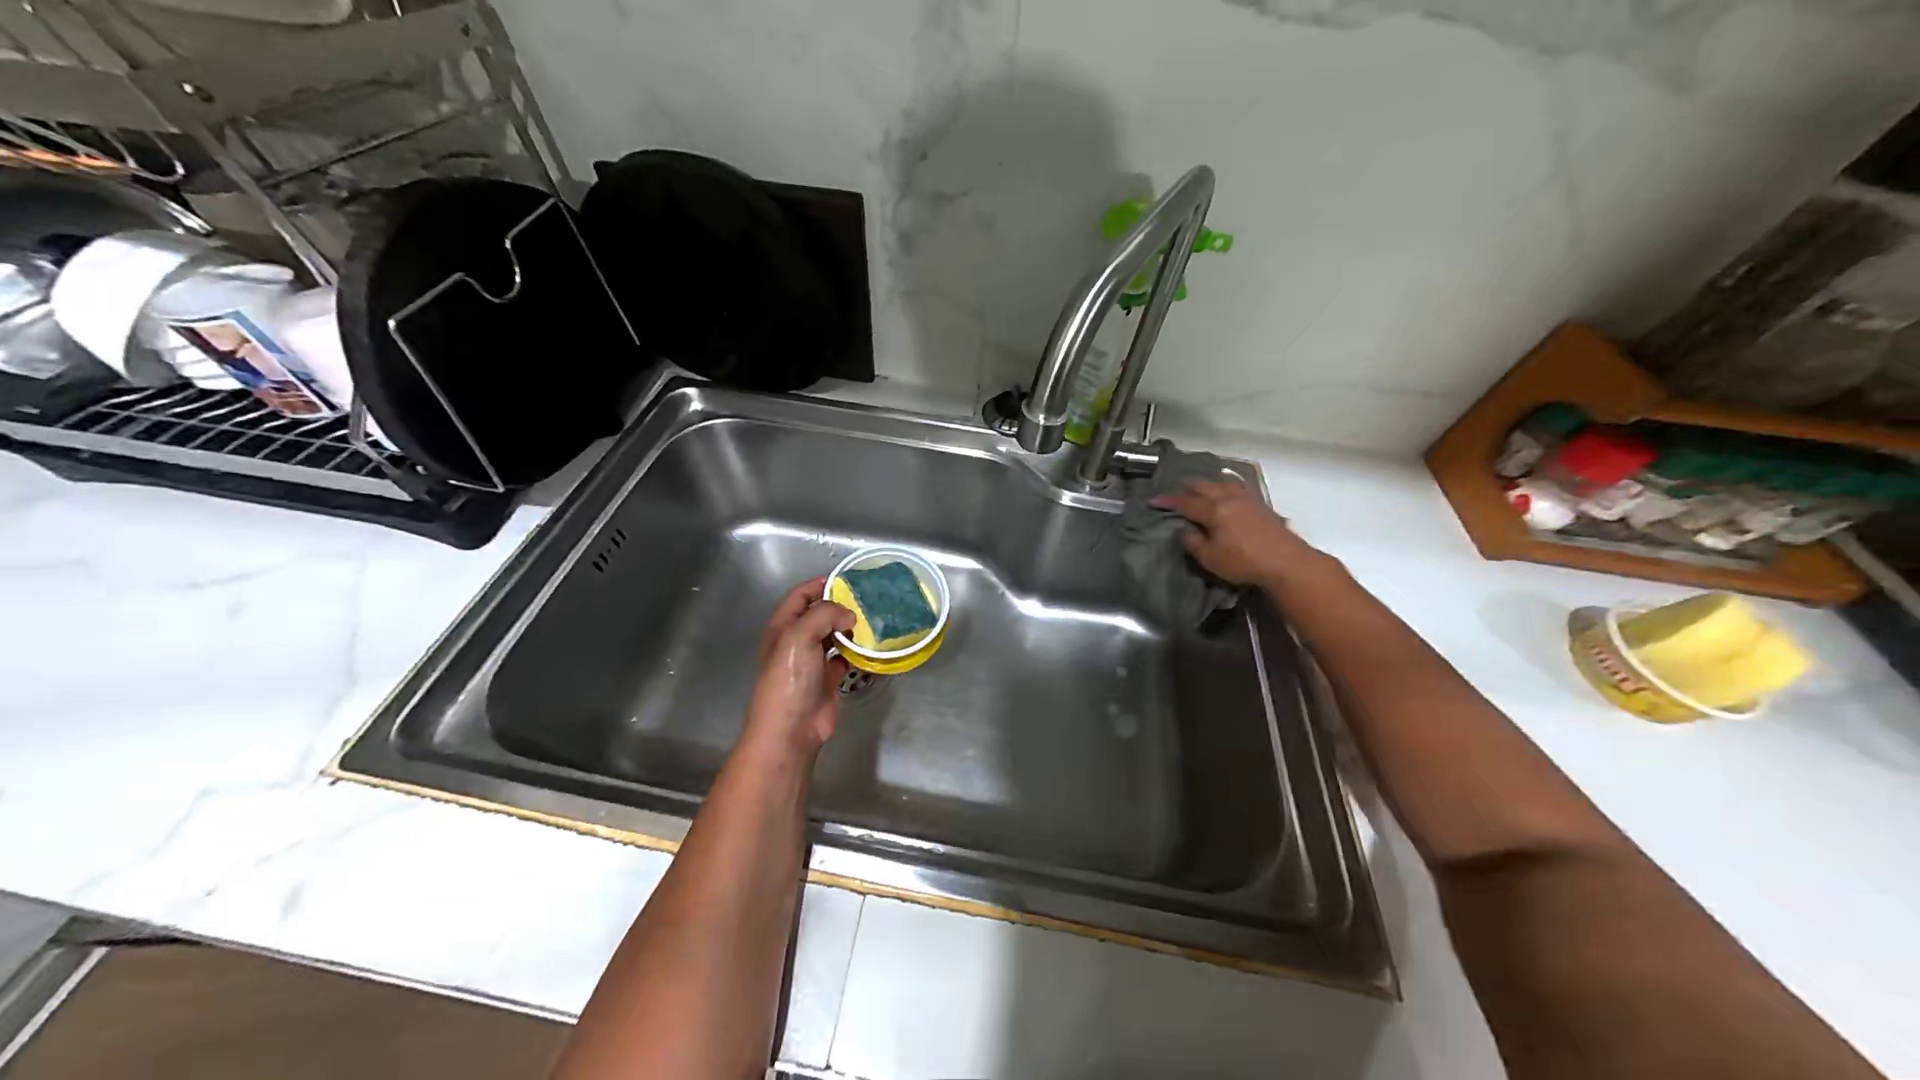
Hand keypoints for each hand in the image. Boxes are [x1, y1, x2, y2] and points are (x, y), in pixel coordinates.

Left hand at [744, 577, 854, 752]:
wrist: (791, 728)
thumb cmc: (790, 678)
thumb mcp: (800, 635)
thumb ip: (825, 615)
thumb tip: (849, 615)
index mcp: (783, 627)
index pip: (800, 596)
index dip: (819, 585)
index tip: (845, 580)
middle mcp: (797, 641)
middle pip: (819, 614)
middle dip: (840, 606)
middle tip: (866, 600)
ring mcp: (813, 661)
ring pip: (834, 635)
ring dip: (851, 628)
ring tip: (874, 619)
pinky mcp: (829, 678)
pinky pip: (845, 658)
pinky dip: (857, 652)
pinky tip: (871, 646)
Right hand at [1152, 478, 1321, 586]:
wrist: (1286, 561)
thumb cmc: (1244, 561)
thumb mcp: (1210, 558)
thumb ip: (1194, 543)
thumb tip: (1186, 532)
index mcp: (1213, 510)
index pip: (1185, 502)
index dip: (1168, 501)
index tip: (1153, 501)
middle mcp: (1229, 498)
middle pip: (1204, 486)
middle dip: (1187, 487)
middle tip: (1176, 491)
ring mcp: (1247, 499)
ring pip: (1222, 483)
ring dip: (1207, 484)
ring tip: (1200, 488)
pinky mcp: (1261, 504)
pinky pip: (1236, 488)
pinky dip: (1224, 488)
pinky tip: (1226, 494)